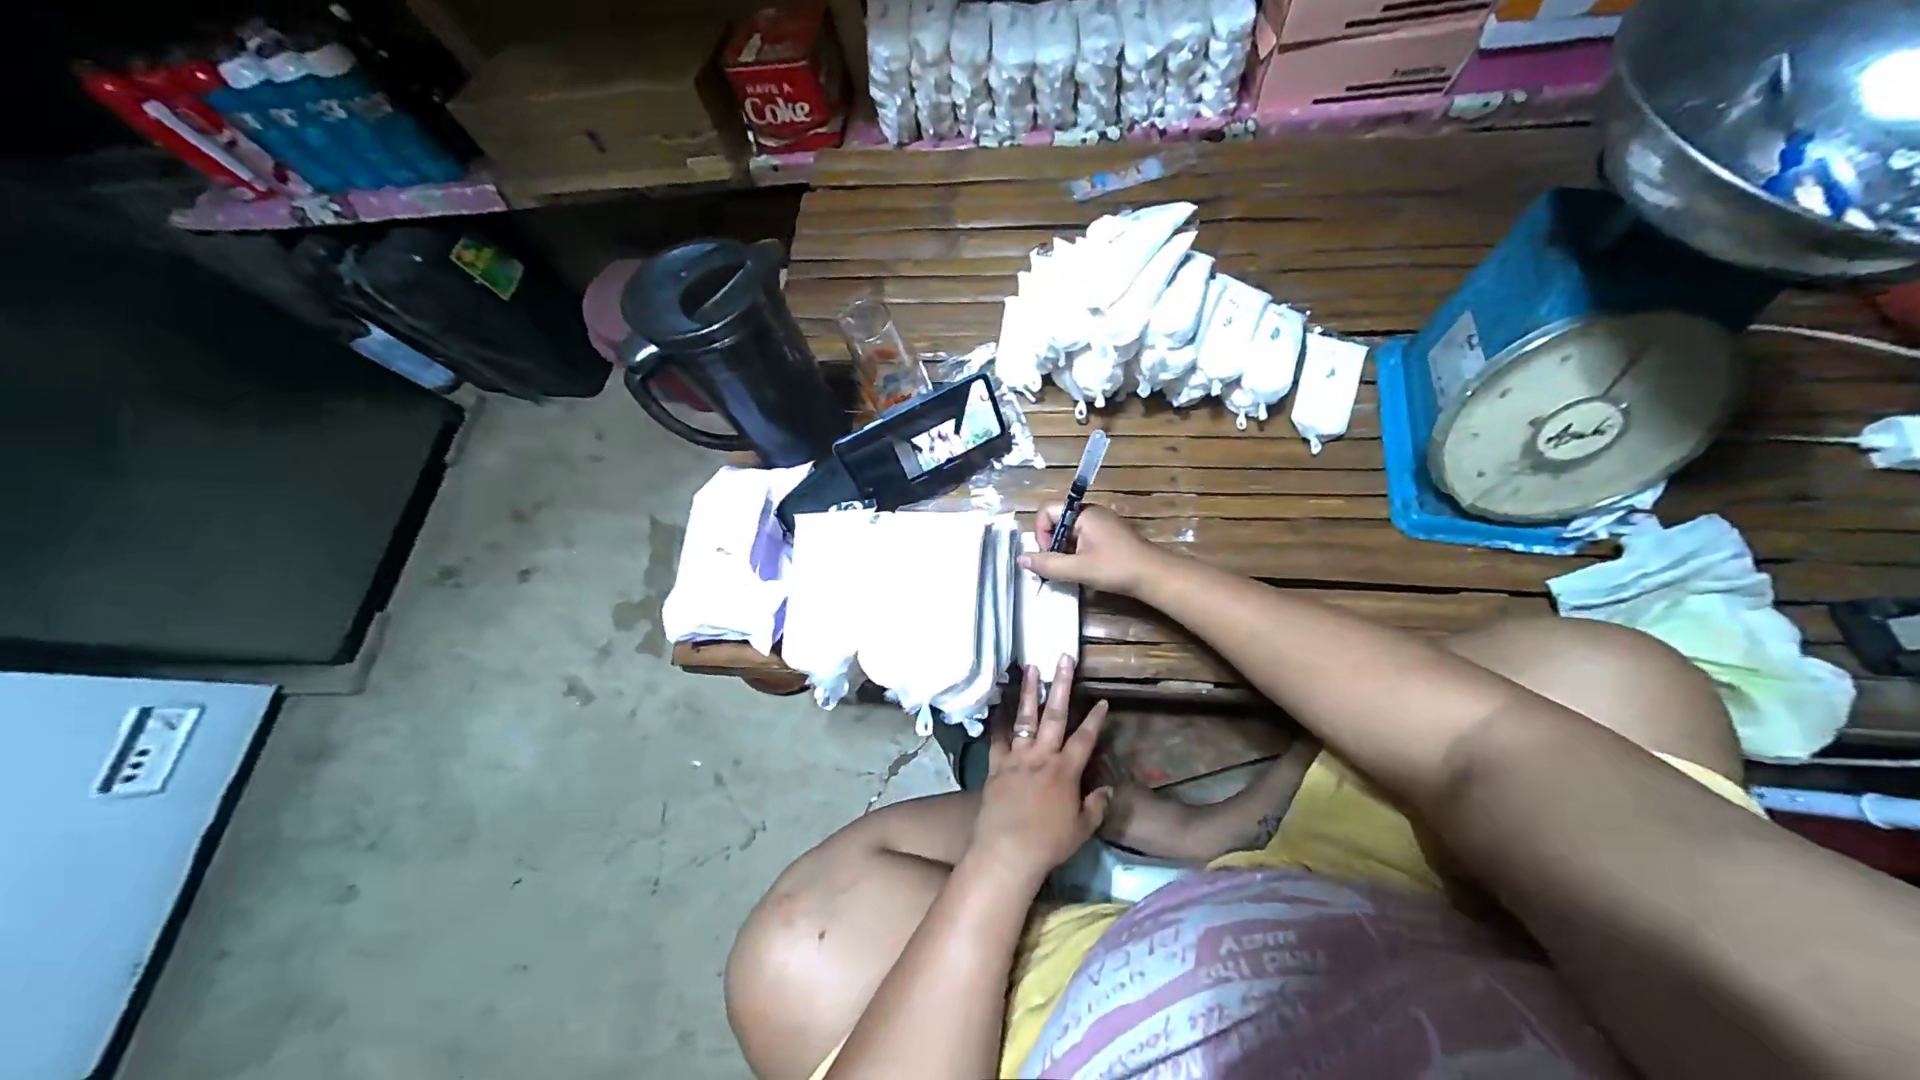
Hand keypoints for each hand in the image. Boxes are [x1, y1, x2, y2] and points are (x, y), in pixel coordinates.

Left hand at [967, 657, 1112, 885]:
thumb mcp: (1082, 829)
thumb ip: (1096, 806)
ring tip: (1031, 668)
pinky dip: (998, 722)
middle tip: (1064, 659)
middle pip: (1055, 715)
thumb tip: (1107, 789)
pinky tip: (998, 706)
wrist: (1006, 851)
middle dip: (1062, 685)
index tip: (1102, 700)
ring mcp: (1016, 758)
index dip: (1095, 719)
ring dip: (1028, 692)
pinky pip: (997, 738)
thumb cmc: (1049, 844)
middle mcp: (1041, 757)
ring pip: (1024, 718)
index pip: (1085, 738)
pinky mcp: (995, 766)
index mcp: (1066, 771)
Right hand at [1020, 504, 1163, 595]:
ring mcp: (1101, 523)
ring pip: (1069, 532)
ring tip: (1072, 569)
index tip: (1048, 553)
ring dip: (1064, 550)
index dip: (1041, 531)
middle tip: (1059, 565)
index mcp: (1083, 513)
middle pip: (1057, 521)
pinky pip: (1082, 538)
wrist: (1154, 576)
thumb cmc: (1116, 568)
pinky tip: (1085, 569)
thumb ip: (1048, 563)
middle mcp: (1091, 513)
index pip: (1047, 510)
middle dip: (1052, 543)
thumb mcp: (1078, 568)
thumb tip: (1021, 559)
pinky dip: (1077, 552)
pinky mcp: (1108, 535)